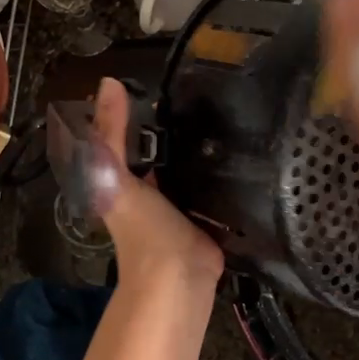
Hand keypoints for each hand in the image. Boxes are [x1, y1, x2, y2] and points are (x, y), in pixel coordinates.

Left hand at [87, 78, 224, 292]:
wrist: (178, 278)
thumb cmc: (142, 227)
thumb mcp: (117, 175)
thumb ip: (111, 133)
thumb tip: (108, 81)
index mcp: (127, 180)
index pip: (134, 139)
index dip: (146, 113)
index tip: (174, 82)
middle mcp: (155, 190)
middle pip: (168, 153)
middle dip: (185, 130)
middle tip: (215, 95)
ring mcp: (184, 206)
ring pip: (195, 169)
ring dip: (210, 151)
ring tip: (238, 115)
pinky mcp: (211, 218)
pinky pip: (220, 189)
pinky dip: (230, 175)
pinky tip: (249, 153)